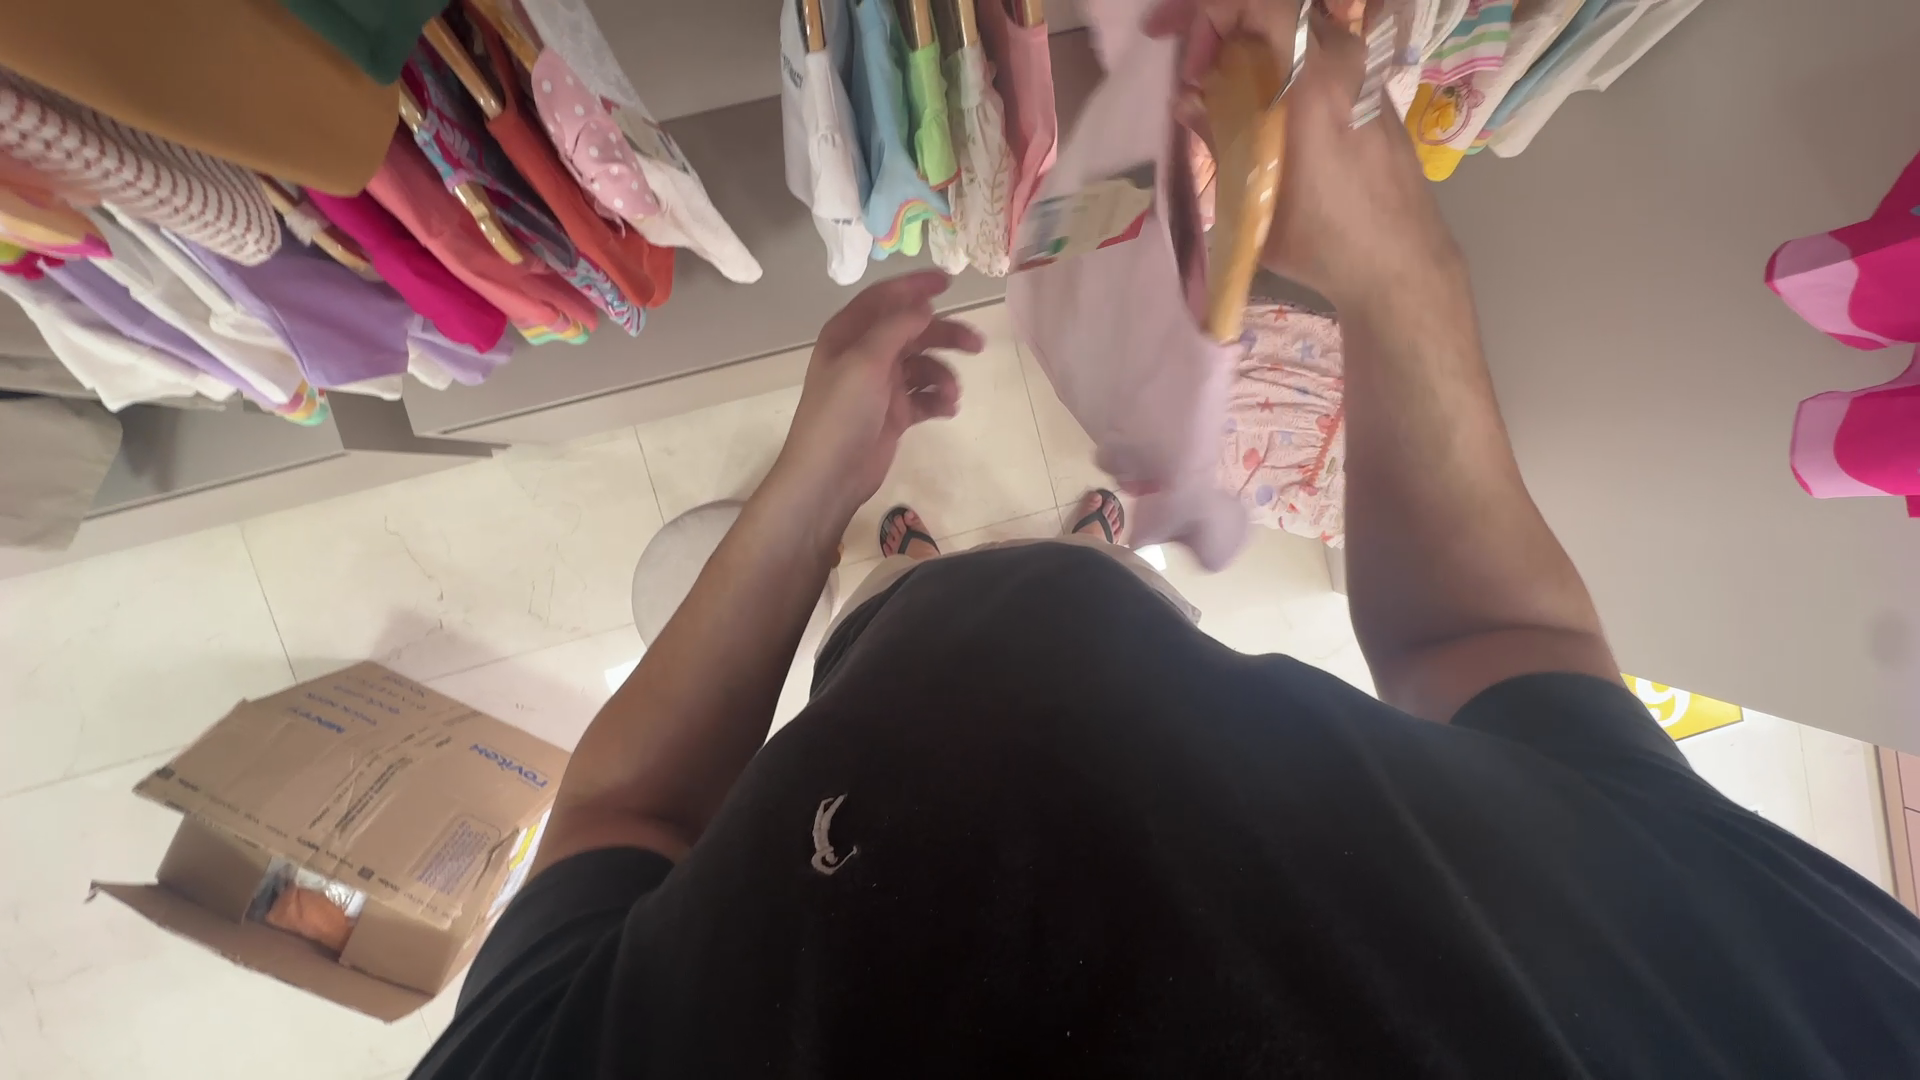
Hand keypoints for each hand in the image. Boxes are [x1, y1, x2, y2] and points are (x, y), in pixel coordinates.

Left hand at [767, 272, 983, 530]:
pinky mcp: (895, 413)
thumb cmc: (841, 414)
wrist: (830, 474)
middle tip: (977, 345)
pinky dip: (939, 399)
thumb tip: (924, 305)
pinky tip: (947, 410)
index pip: (885, 299)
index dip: (915, 287)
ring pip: (923, 366)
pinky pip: (925, 397)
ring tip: (952, 396)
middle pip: (912, 332)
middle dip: (944, 336)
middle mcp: (865, 355)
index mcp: (849, 334)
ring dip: (943, 376)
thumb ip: (896, 327)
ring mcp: (881, 385)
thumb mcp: (865, 361)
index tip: (950, 282)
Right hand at [1145, 0, 1461, 309]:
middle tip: (1196, 76)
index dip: (1213, 11)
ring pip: (1299, 33)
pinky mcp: (1369, 92)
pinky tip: (1261, 114)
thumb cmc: (1322, 239)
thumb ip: (1220, 141)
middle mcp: (1344, 62)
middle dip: (1226, 31)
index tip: (1186, 56)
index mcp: (1313, 81)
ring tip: (1223, 97)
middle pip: (1278, 10)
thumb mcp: (1254, 200)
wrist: (1396, 260)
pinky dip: (1280, 67)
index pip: (1264, 1)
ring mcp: (1362, 73)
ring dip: (1253, 52)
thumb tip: (1187, 101)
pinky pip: (1318, 56)